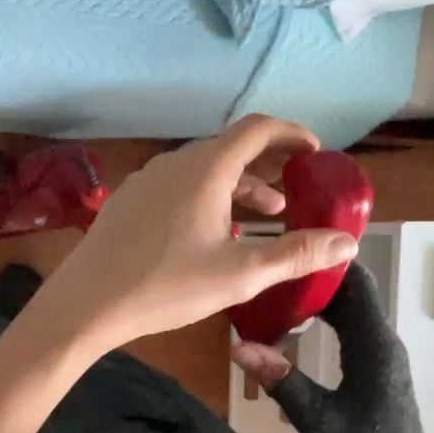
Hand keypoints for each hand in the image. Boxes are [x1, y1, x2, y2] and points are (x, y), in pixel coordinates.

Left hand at [30, 114, 359, 353]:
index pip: (258, 129)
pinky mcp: (127, 202)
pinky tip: (212, 232)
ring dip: (238, 185)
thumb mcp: (241, 274)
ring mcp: (146, 181)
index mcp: (206, 168)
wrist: (86, 303)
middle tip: (294, 190)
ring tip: (264, 215)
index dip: (292, 136)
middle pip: (230, 147)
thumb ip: (296, 254)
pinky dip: (208, 196)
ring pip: (202, 170)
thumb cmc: (167, 285)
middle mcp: (175, 163)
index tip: (314, 154)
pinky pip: (178, 186)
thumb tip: (347, 242)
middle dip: (268, 165)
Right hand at [230, 262, 433, 432]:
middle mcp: (382, 339)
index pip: (356, 283)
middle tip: (272, 264)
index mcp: (374, 344)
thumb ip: (280, 381)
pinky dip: (326, 316)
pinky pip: (351, 326)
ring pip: (352, 308)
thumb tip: (237, 346)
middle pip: (353, 290)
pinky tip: (296, 322)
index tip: (290, 244)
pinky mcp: (376, 364)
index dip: (327, 259)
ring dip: (320, 295)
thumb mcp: (316, 419)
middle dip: (315, 274)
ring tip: (276, 287)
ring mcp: (381, 352)